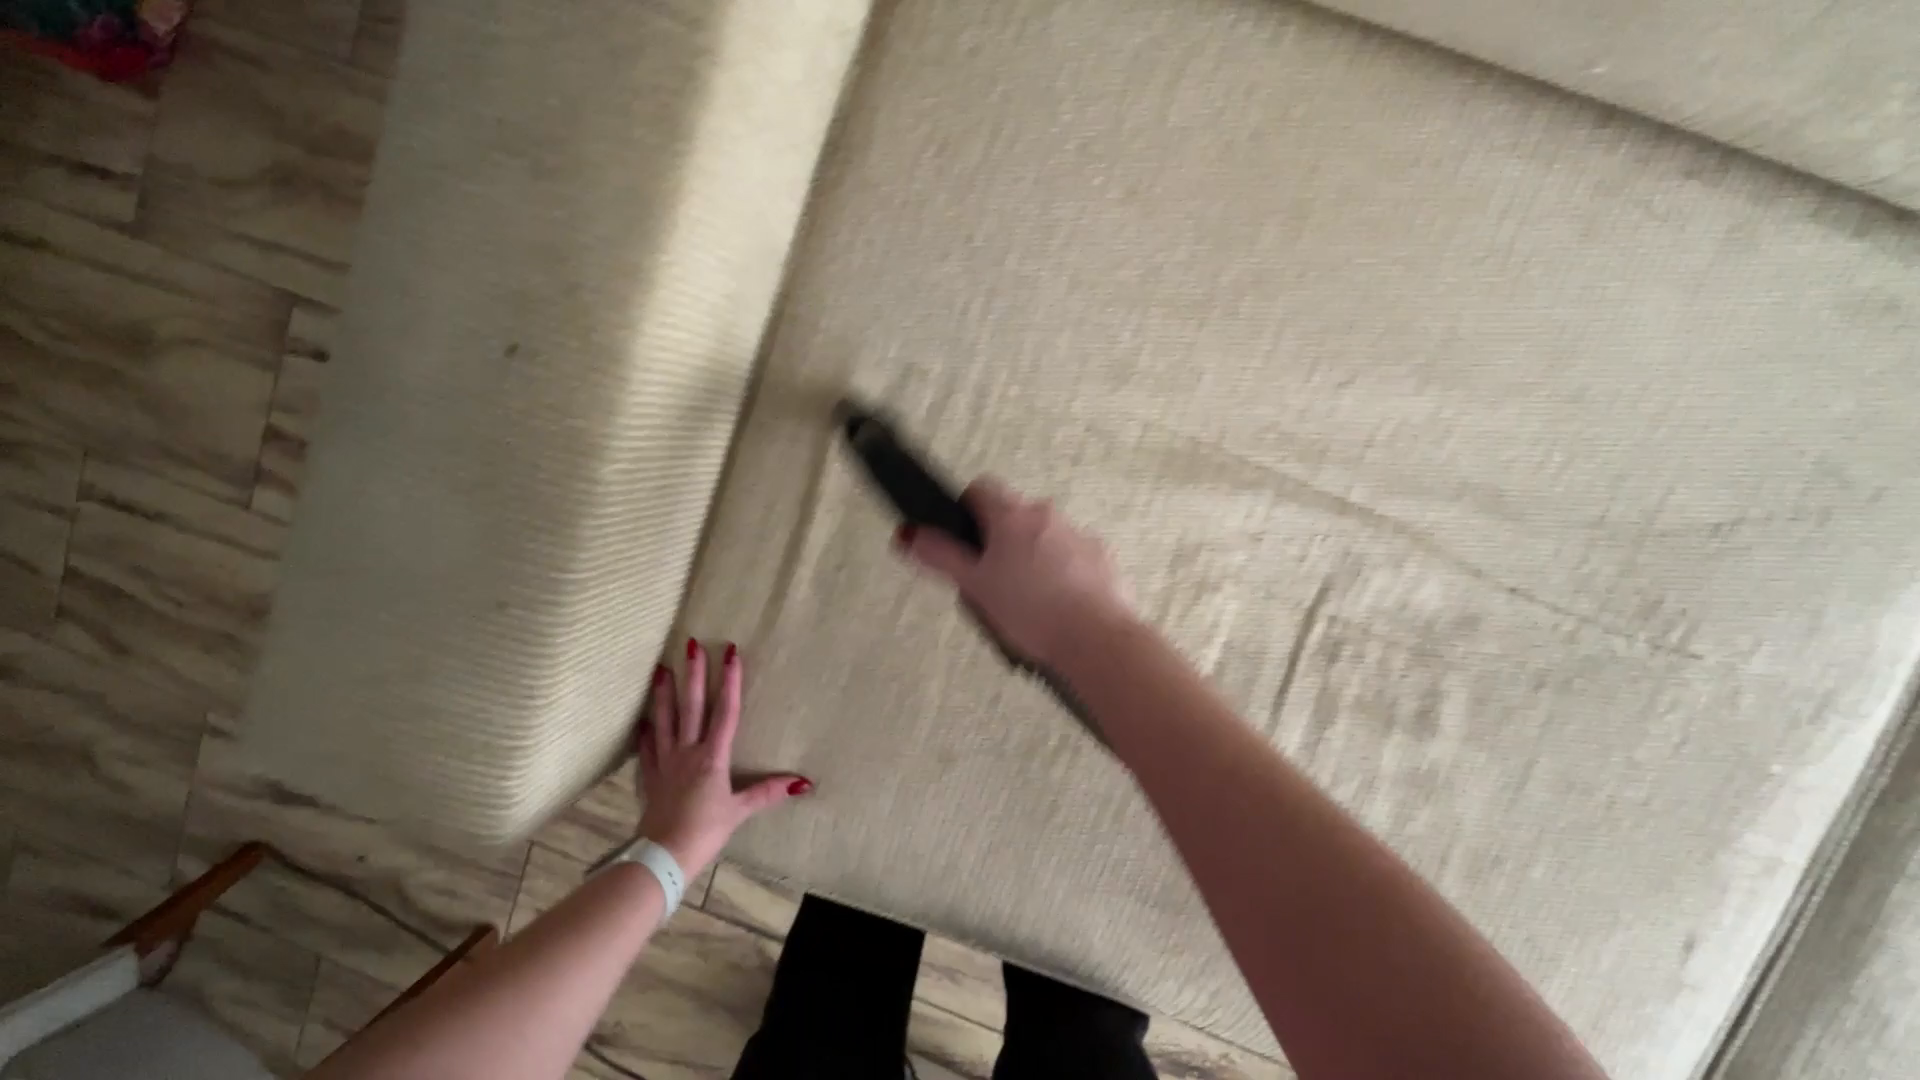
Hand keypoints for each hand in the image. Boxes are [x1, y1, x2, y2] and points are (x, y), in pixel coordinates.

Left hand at [635, 640, 811, 875]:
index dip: (730, 680)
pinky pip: (648, 748)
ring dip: (664, 693)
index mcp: (713, 757)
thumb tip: (803, 782)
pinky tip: (645, 721)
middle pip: (692, 705)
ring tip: (661, 669)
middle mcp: (688, 751)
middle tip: (691, 644)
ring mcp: (665, 762)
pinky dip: (647, 732)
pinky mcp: (650, 778)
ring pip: (665, 719)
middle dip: (694, 673)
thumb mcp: (739, 811)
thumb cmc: (704, 831)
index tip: (729, 652)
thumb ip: (767, 793)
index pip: (725, 710)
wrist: (663, 855)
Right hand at [894, 477, 1135, 669]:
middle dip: (999, 543)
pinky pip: (1073, 558)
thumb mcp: (975, 586)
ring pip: (1044, 538)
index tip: (963, 540)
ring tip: (1026, 603)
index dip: (965, 510)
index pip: (980, 488)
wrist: (1096, 639)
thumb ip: (940, 556)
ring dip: (1032, 558)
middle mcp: (1047, 515)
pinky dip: (1062, 575)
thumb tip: (907, 534)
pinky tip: (1057, 608)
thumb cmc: (1032, 611)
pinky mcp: (1102, 559)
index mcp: (1012, 516)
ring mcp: (1079, 535)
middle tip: (990, 582)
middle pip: (1013, 516)